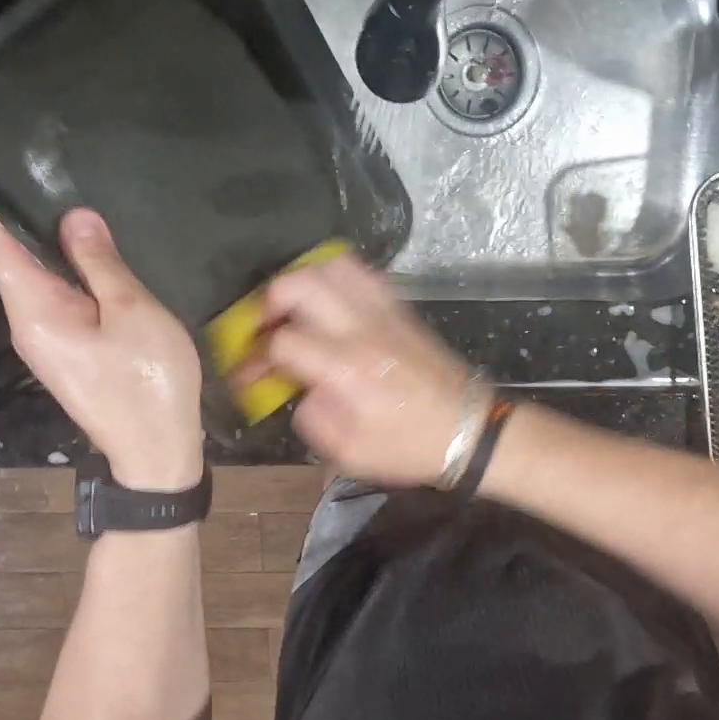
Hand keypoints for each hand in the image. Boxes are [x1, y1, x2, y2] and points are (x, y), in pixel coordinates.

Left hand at [0, 208, 203, 489]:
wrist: (158, 452)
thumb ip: (101, 263)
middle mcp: (28, 325)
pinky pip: (62, 304)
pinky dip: (78, 280)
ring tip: (98, 219)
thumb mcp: (133, 313)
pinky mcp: (69, 356)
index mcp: (33, 311)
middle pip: (17, 259)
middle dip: (42, 222)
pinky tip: (107, 267)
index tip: (29, 165)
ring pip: (43, 282)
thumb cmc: (148, 382)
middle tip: (78, 184)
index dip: (3, 201)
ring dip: (65, 252)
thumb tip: (75, 217)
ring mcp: (47, 343)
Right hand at [239, 254, 472, 486]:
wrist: (470, 430)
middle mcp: (362, 331)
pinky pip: (365, 276)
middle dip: (269, 302)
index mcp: (346, 370)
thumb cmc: (410, 447)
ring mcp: (384, 315)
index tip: (249, 374)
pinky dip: (338, 279)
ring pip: (333, 267)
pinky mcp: (401, 311)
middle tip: (264, 326)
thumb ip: (313, 418)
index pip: (283, 341)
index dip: (255, 357)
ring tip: (295, 309)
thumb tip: (301, 392)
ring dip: (303, 281)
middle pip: (301, 285)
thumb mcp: (350, 452)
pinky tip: (331, 303)